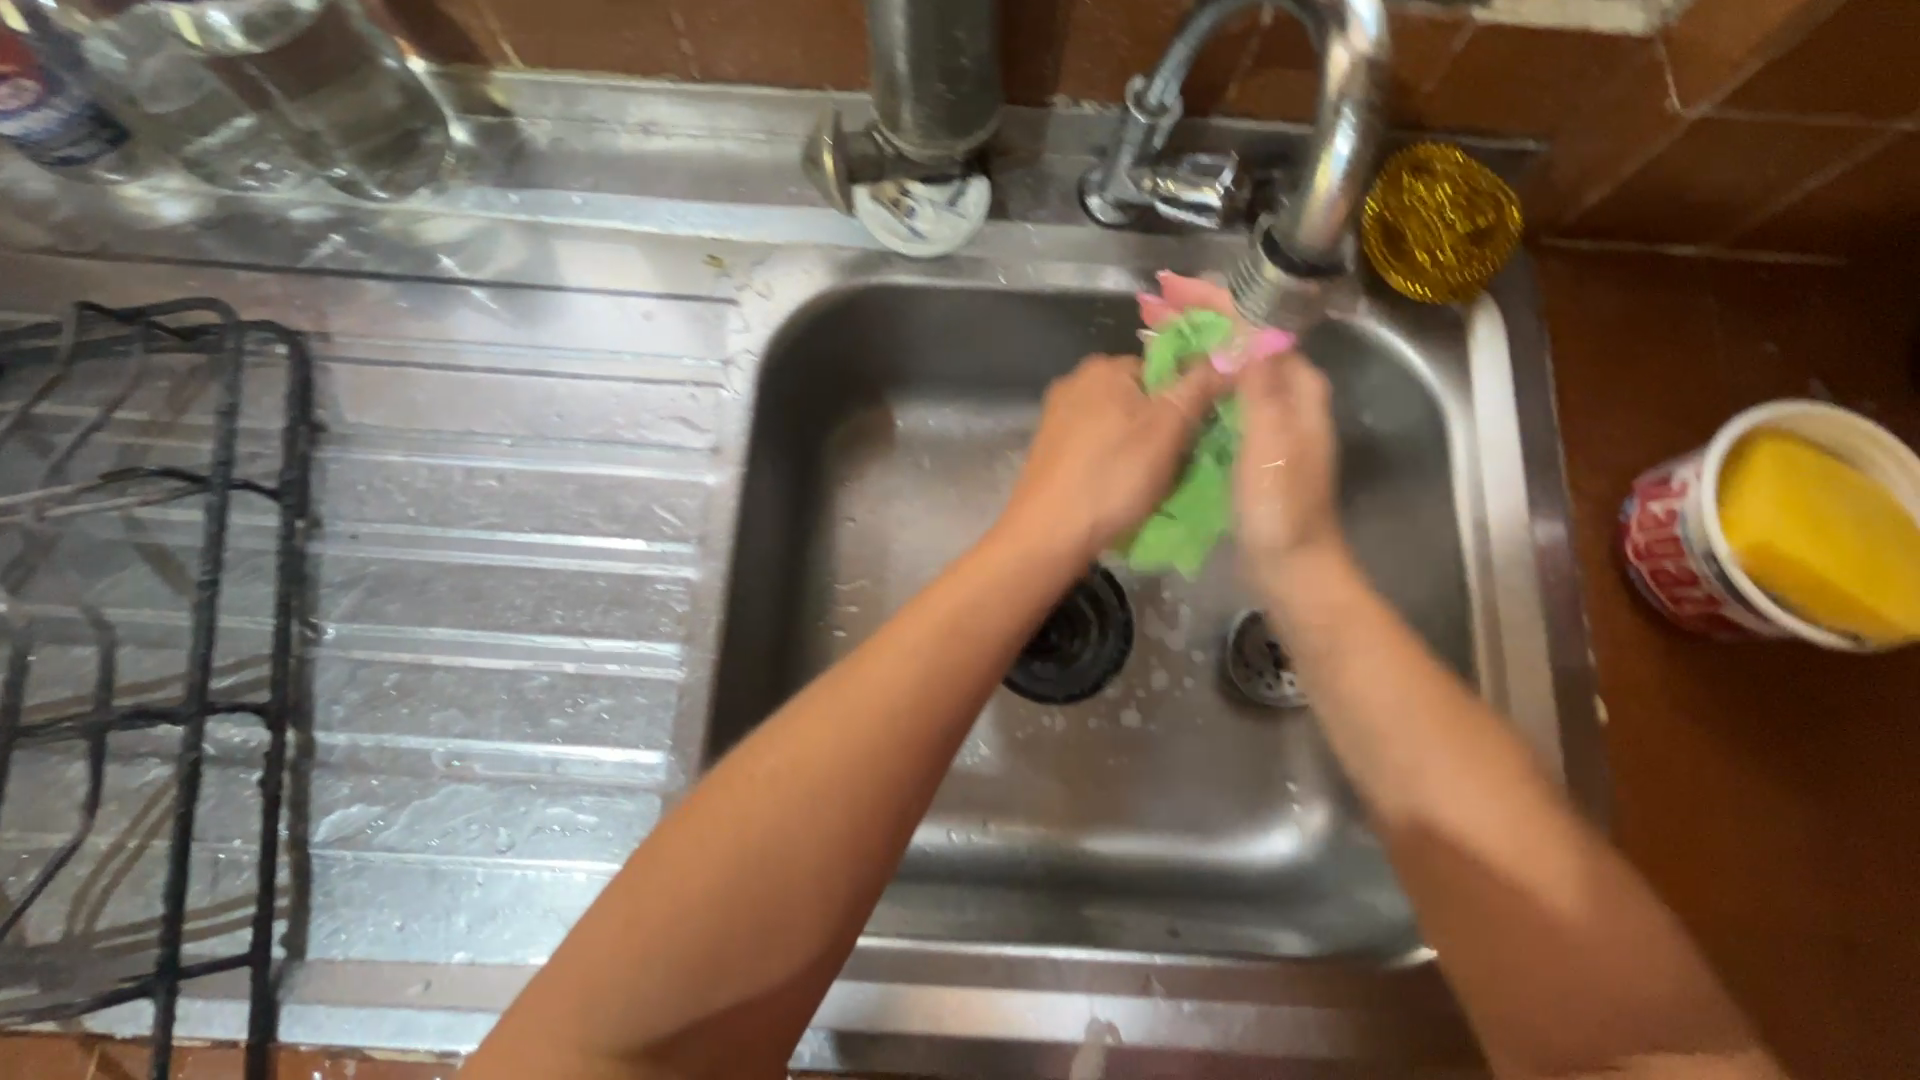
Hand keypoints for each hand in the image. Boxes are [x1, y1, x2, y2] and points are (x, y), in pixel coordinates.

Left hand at [997, 352, 1226, 563]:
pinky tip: (1118, 490)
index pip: (1163, 369)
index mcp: (1103, 367)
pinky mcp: (1049, 451)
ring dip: (1138, 449)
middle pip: (1139, 398)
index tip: (1196, 434)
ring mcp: (1057, 418)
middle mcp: (1075, 383)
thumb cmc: (1113, 477)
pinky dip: (1112, 464)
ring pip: (1118, 426)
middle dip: (1162, 427)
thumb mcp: (1167, 428)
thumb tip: (1230, 355)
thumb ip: (1198, 387)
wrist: (1049, 534)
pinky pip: (1096, 448)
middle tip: (1177, 463)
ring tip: (1149, 482)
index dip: (1186, 399)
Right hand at [1140, 273, 1343, 586]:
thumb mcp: (1271, 446)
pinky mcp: (1248, 442)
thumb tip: (1244, 330)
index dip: (1209, 303)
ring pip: (1225, 367)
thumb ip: (1260, 387)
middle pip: (1238, 341)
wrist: (1292, 569)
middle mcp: (1284, 393)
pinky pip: (1218, 397)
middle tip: (1148, 308)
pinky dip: (1191, 381)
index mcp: (1295, 387)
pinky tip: (1167, 382)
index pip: (1252, 326)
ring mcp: (1267, 419)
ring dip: (1190, 346)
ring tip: (1149, 333)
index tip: (1167, 289)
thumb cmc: (1281, 511)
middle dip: (1195, 320)